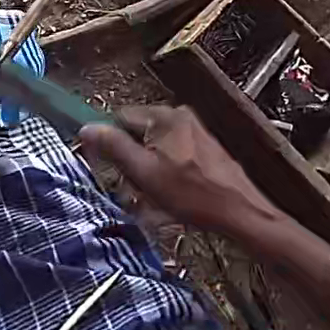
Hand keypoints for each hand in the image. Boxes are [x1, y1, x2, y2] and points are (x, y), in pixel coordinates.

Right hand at [79, 106, 279, 236]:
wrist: (244, 215)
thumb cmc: (192, 194)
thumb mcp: (145, 172)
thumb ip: (113, 147)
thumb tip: (85, 127)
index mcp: (162, 115)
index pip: (120, 119)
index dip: (112, 143)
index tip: (113, 170)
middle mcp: (179, 115)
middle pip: (138, 133)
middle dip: (133, 162)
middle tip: (137, 190)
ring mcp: (195, 131)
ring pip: (156, 148)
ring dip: (150, 172)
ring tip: (155, 200)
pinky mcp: (206, 149)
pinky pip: (174, 156)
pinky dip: (168, 175)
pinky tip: (173, 199)